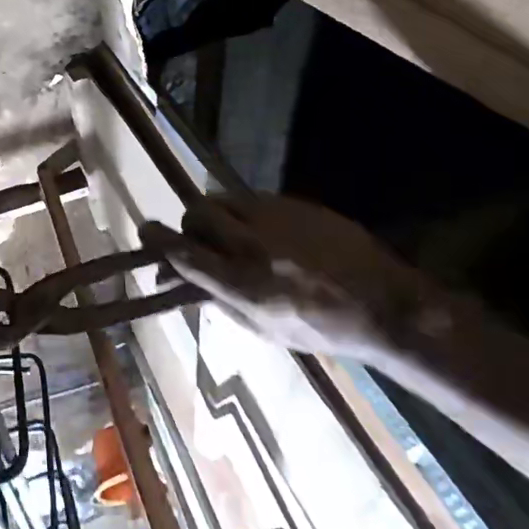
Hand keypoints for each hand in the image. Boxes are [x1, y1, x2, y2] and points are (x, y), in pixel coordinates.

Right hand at [140, 194, 441, 360]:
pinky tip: (265, 232)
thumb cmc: (321, 328)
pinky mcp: (294, 202)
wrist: (383, 303)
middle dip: (190, 224)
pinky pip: (253, 199)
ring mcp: (276, 218)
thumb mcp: (264, 329)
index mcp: (245, 286)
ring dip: (217, 215)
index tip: (145, 231)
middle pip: (199, 214)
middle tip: (197, 238)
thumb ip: (220, 301)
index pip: (186, 254)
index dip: (159, 240)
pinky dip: (246, 213)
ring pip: (224, 200)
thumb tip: (182, 282)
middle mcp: (254, 245)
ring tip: (230, 233)